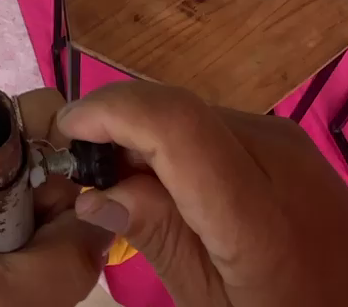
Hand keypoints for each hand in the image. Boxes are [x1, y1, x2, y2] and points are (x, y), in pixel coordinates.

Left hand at [0, 88, 113, 306]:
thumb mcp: (15, 294)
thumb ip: (72, 253)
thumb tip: (118, 213)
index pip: (46, 111)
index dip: (78, 146)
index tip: (93, 197)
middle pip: (52, 154)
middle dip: (65, 205)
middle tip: (45, 259)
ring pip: (47, 190)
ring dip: (52, 235)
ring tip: (25, 280)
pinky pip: (31, 214)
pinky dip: (37, 247)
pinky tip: (18, 280)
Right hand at [57, 82, 347, 306]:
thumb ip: (160, 239)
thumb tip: (94, 190)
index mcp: (256, 209)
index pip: (174, 124)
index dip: (111, 112)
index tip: (65, 130)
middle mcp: (271, 149)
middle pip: (172, 108)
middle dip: (114, 122)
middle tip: (78, 167)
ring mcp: (280, 134)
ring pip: (185, 109)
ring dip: (139, 129)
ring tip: (113, 178)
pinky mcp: (282, 132)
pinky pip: (208, 121)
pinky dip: (169, 137)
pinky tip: (160, 178)